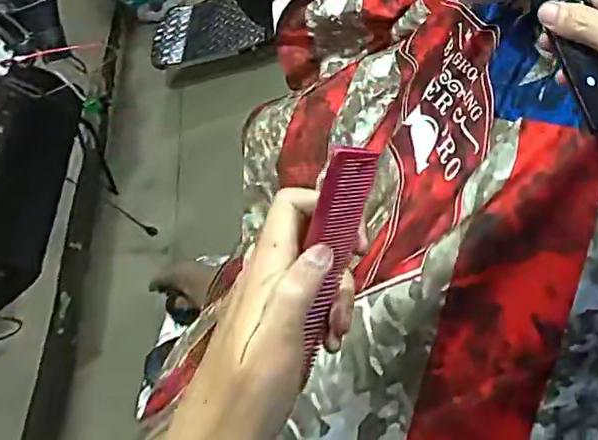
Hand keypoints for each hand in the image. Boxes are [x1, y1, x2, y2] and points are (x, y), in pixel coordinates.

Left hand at [164, 189, 356, 439]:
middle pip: (313, 235)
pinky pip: (311, 297)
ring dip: (338, 292)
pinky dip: (327, 311)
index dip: (323, 202)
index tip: (353, 232)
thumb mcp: (277, 342)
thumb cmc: (245, 395)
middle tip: (350, 290)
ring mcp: (270, 297)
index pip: (289, 204)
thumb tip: (326, 244)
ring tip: (338, 329)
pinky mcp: (276, 320)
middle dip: (341, 257)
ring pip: (317, 268)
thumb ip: (299, 288)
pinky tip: (329, 340)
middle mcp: (267, 275)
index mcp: (265, 270)